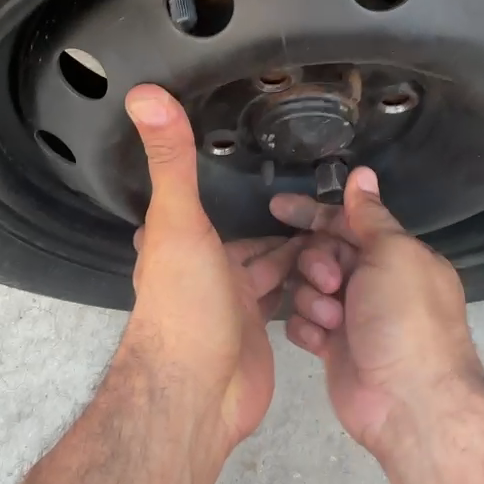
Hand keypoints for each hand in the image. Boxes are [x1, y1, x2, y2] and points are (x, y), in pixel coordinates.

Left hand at [123, 84, 302, 452]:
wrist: (197, 391)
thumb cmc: (183, 302)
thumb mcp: (177, 219)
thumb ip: (170, 159)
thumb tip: (142, 92)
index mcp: (177, 238)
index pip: (210, 201)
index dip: (240, 187)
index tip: (278, 165)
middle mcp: (203, 267)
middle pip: (252, 235)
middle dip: (287, 223)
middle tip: (330, 207)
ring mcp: (231, 301)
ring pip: (274, 266)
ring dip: (303, 254)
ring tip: (341, 237)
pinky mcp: (258, 331)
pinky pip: (288, 298)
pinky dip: (308, 286)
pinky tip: (334, 274)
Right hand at [270, 167, 483, 455]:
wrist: (408, 401)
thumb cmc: (404, 319)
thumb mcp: (393, 254)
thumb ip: (370, 215)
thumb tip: (362, 173)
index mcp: (395, 256)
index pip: (346, 222)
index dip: (312, 213)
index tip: (276, 207)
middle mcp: (374, 282)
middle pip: (321, 253)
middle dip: (316, 264)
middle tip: (330, 283)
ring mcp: (352, 316)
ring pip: (307, 288)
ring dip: (313, 301)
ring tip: (332, 321)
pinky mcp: (333, 347)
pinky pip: (302, 323)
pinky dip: (307, 328)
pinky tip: (321, 339)